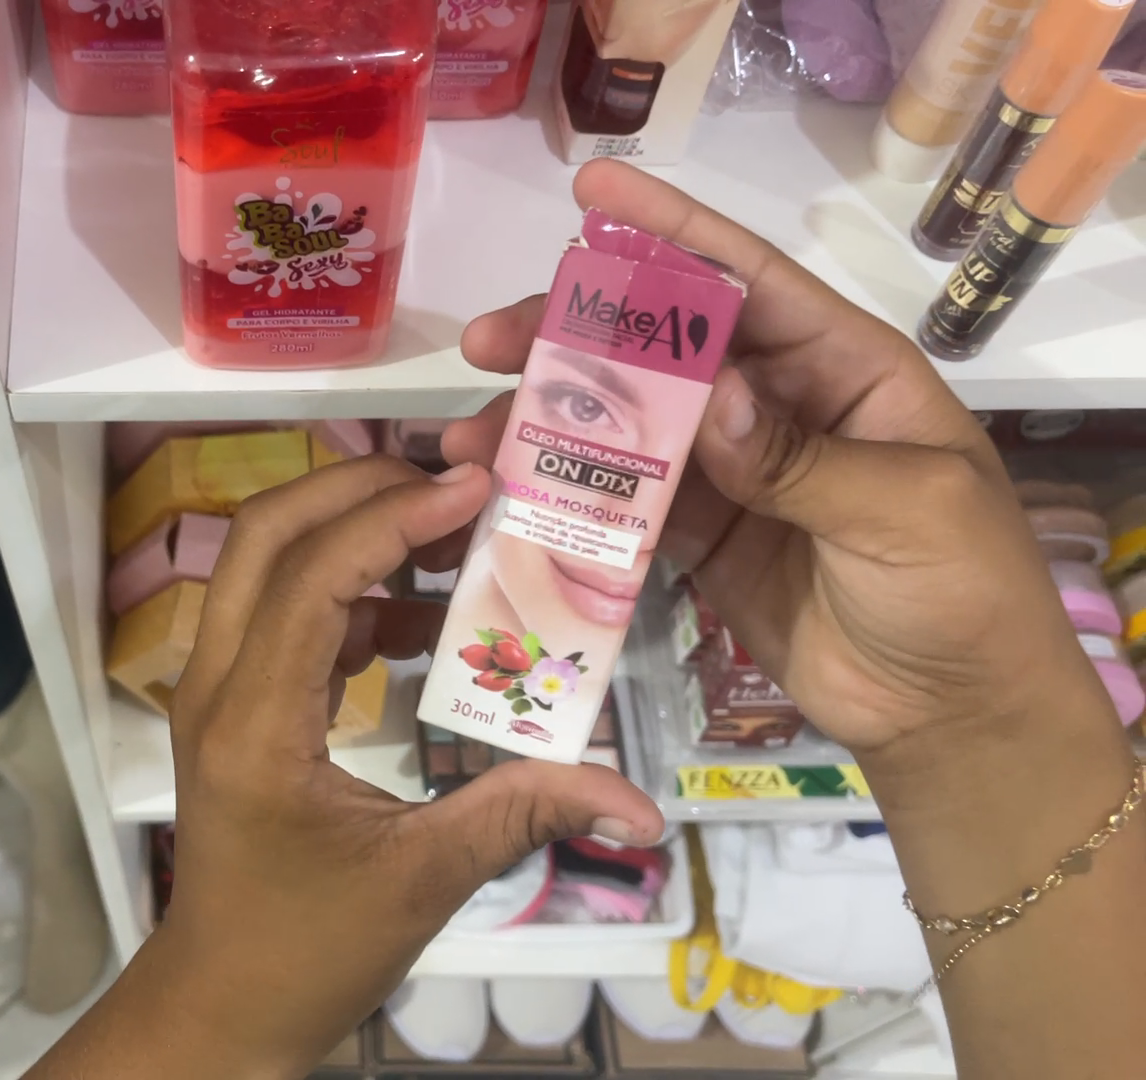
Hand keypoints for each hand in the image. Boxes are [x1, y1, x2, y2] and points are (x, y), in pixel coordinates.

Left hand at [156, 455, 662, 1076]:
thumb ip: (521, 815)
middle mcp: (215, 680)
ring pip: (265, 562)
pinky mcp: (233, 695)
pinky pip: (281, 610)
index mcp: (253, 720)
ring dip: (348, 530)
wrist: (221, 994)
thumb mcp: (420, 881)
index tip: (472, 485)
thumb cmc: (306, 945)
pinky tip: (413, 617)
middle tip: (452, 484)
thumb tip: (640, 801)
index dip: (390, 518)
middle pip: (262, 536)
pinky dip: (345, 590)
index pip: (310, 579)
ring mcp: (214, 683)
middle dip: (353, 489)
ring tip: (448, 535)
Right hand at [446, 159, 1105, 767]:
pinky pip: (610, 496)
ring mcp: (716, 469)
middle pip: (648, 351)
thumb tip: (705, 398)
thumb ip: (801, 457)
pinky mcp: (682, 528)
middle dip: (563, 337)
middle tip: (483, 345)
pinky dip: (556, 489)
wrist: (936, 708)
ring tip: (467, 438)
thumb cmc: (957, 595)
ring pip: (612, 425)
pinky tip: (504, 488)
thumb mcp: (906, 513)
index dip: (667, 233)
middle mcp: (763, 405)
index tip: (590, 193)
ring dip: (538, 424)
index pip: (743, 280)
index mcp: (835, 370)